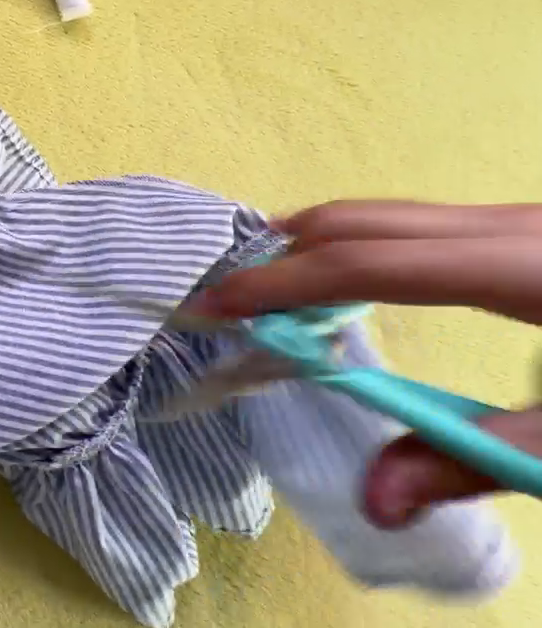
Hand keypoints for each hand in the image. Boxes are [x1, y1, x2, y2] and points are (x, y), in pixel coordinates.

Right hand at [191, 200, 541, 527]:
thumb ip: (479, 458)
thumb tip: (371, 503)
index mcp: (525, 266)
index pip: (360, 263)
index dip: (274, 285)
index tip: (210, 309)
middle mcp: (517, 225)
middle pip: (357, 219)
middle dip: (279, 256)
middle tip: (231, 304)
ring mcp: (530, 220)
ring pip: (385, 216)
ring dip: (316, 252)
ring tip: (279, 302)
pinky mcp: (540, 231)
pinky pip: (417, 227)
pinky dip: (361, 252)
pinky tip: (359, 293)